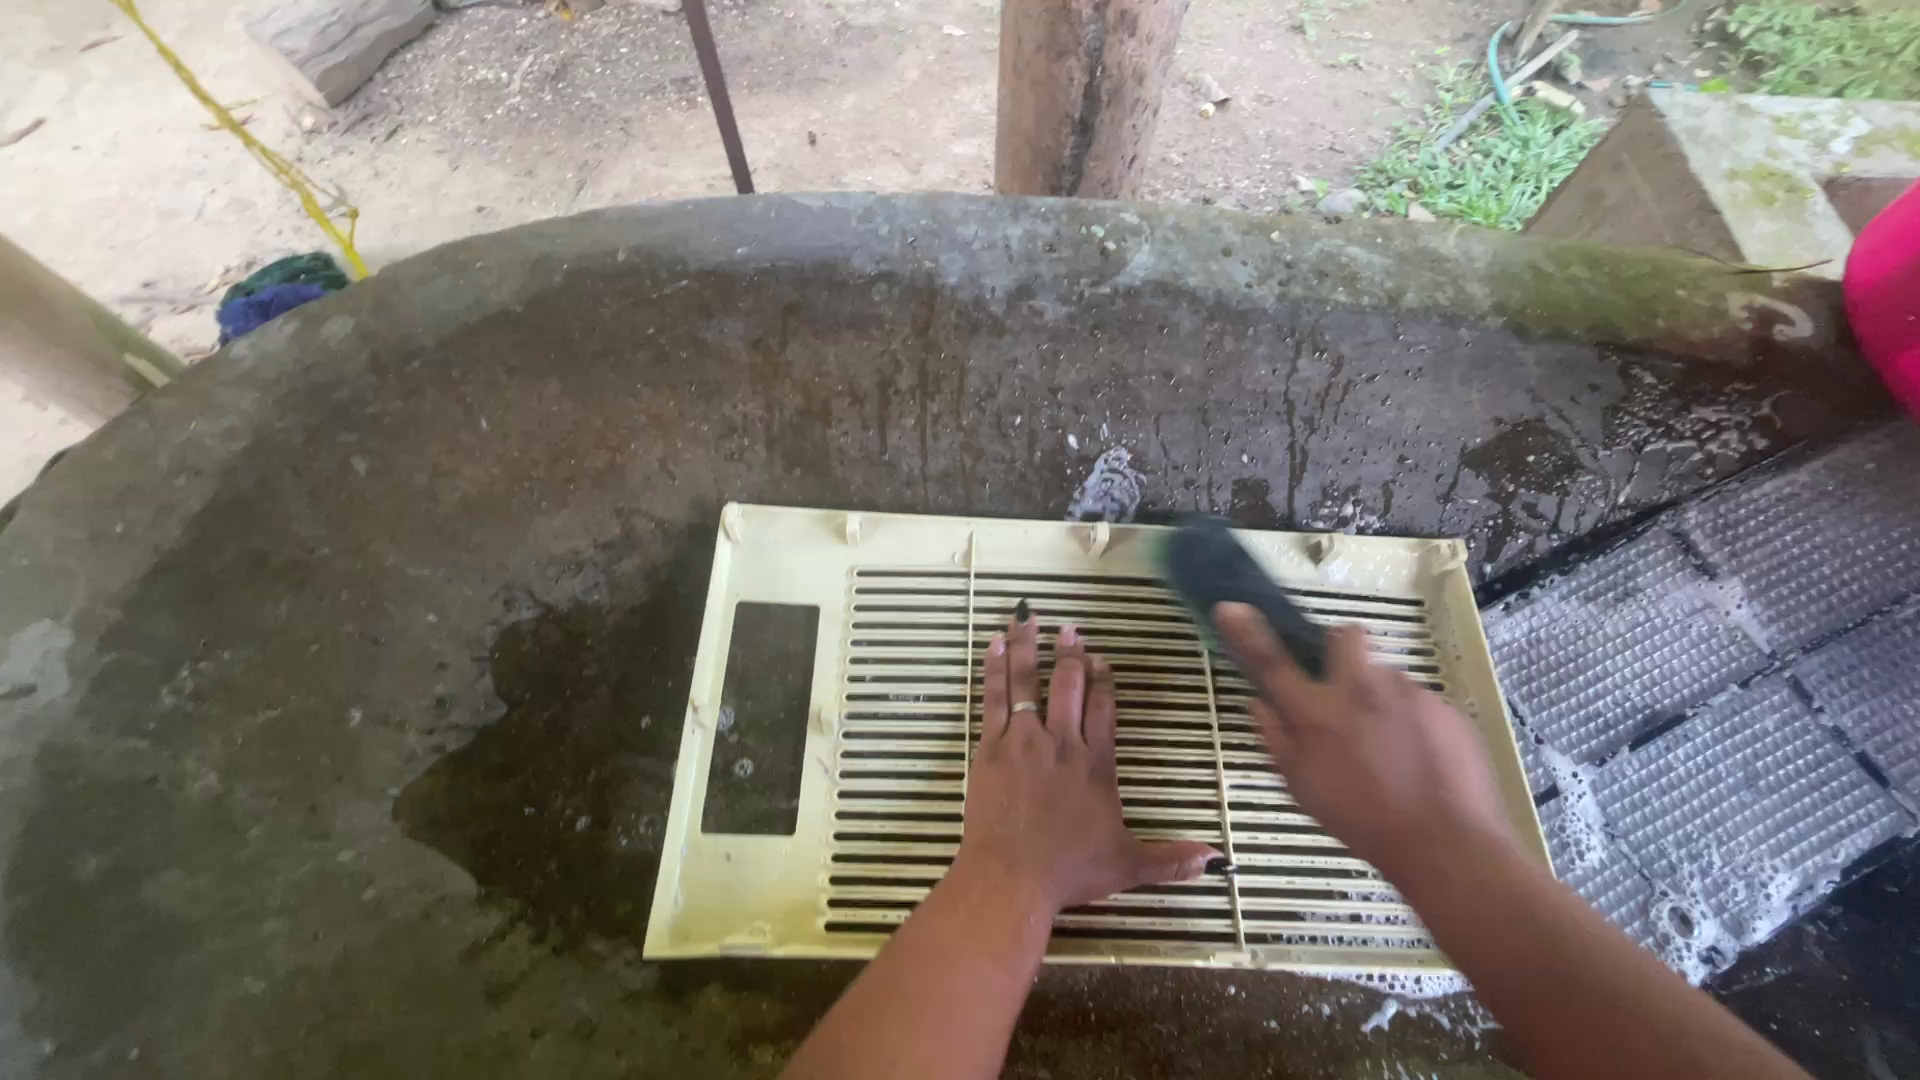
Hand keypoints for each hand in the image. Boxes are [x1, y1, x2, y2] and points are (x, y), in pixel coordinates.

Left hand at [954, 608, 1219, 914]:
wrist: (1012, 876)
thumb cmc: (1069, 872)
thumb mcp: (1127, 865)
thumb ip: (1170, 858)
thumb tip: (1218, 859)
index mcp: (1096, 765)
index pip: (1104, 710)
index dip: (1104, 681)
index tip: (1101, 658)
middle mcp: (1063, 743)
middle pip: (1068, 686)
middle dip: (1069, 654)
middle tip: (1070, 628)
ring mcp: (1024, 740)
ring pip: (1028, 681)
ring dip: (1028, 646)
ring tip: (1027, 616)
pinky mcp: (991, 746)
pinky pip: (995, 697)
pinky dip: (995, 668)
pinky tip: (993, 643)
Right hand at [1212, 602, 1516, 885]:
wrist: (1449, 846)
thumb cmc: (1362, 821)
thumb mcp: (1302, 788)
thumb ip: (1276, 739)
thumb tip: (1259, 702)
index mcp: (1317, 713)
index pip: (1271, 661)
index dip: (1247, 631)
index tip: (1230, 607)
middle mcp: (1361, 691)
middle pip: (1344, 636)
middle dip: (1340, 649)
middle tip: (1343, 685)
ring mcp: (1408, 695)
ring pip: (1385, 674)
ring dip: (1378, 695)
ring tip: (1389, 742)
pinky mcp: (1446, 708)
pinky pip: (1419, 700)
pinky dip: (1412, 719)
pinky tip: (1418, 756)